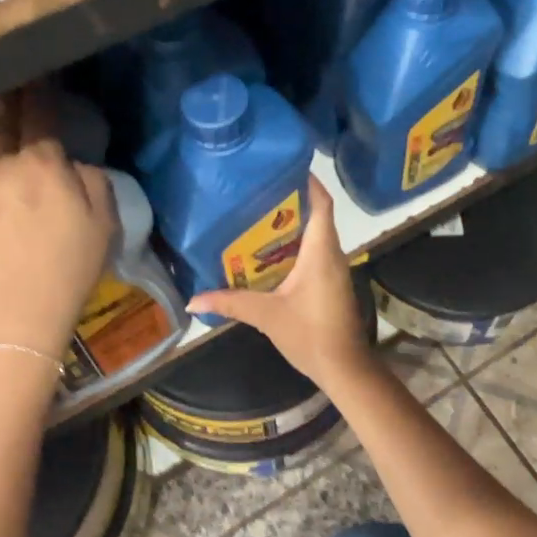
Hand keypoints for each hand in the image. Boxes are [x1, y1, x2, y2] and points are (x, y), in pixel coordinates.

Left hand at [0, 88, 116, 360]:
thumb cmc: (68, 270)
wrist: (13, 317)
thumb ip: (91, 180)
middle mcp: (2, 163)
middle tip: (5, 67)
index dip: (41, 88)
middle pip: (2, 116)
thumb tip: (70, 164)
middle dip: (7, 89)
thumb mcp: (104, 222)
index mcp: (44, 163)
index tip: (40, 70)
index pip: (40, 113)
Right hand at [186, 176, 376, 386]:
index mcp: (321, 251)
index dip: (309, 183)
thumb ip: (229, 303)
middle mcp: (332, 254)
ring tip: (259, 217)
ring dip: (294, 225)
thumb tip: (192, 300)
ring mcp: (335, 269)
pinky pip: (316, 252)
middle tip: (259, 191)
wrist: (344, 368)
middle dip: (292, 201)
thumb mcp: (266, 315)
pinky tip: (271, 253)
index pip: (321, 204)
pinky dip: (297, 245)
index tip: (286, 167)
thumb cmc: (310, 334)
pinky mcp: (332, 284)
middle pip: (317, 216)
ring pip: (317, 235)